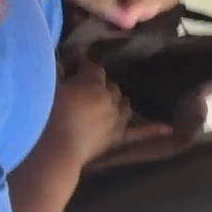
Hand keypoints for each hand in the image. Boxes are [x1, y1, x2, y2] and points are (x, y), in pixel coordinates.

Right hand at [39, 61, 167, 169]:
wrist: (55, 148)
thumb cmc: (45, 113)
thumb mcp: (45, 88)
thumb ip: (54, 73)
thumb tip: (61, 63)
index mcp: (92, 85)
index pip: (93, 68)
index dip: (85, 64)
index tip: (75, 63)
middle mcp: (110, 100)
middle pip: (110, 86)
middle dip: (100, 83)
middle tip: (84, 83)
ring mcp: (116, 120)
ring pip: (124, 105)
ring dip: (117, 100)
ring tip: (108, 99)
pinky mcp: (116, 139)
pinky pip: (138, 133)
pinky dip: (152, 130)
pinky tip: (166, 128)